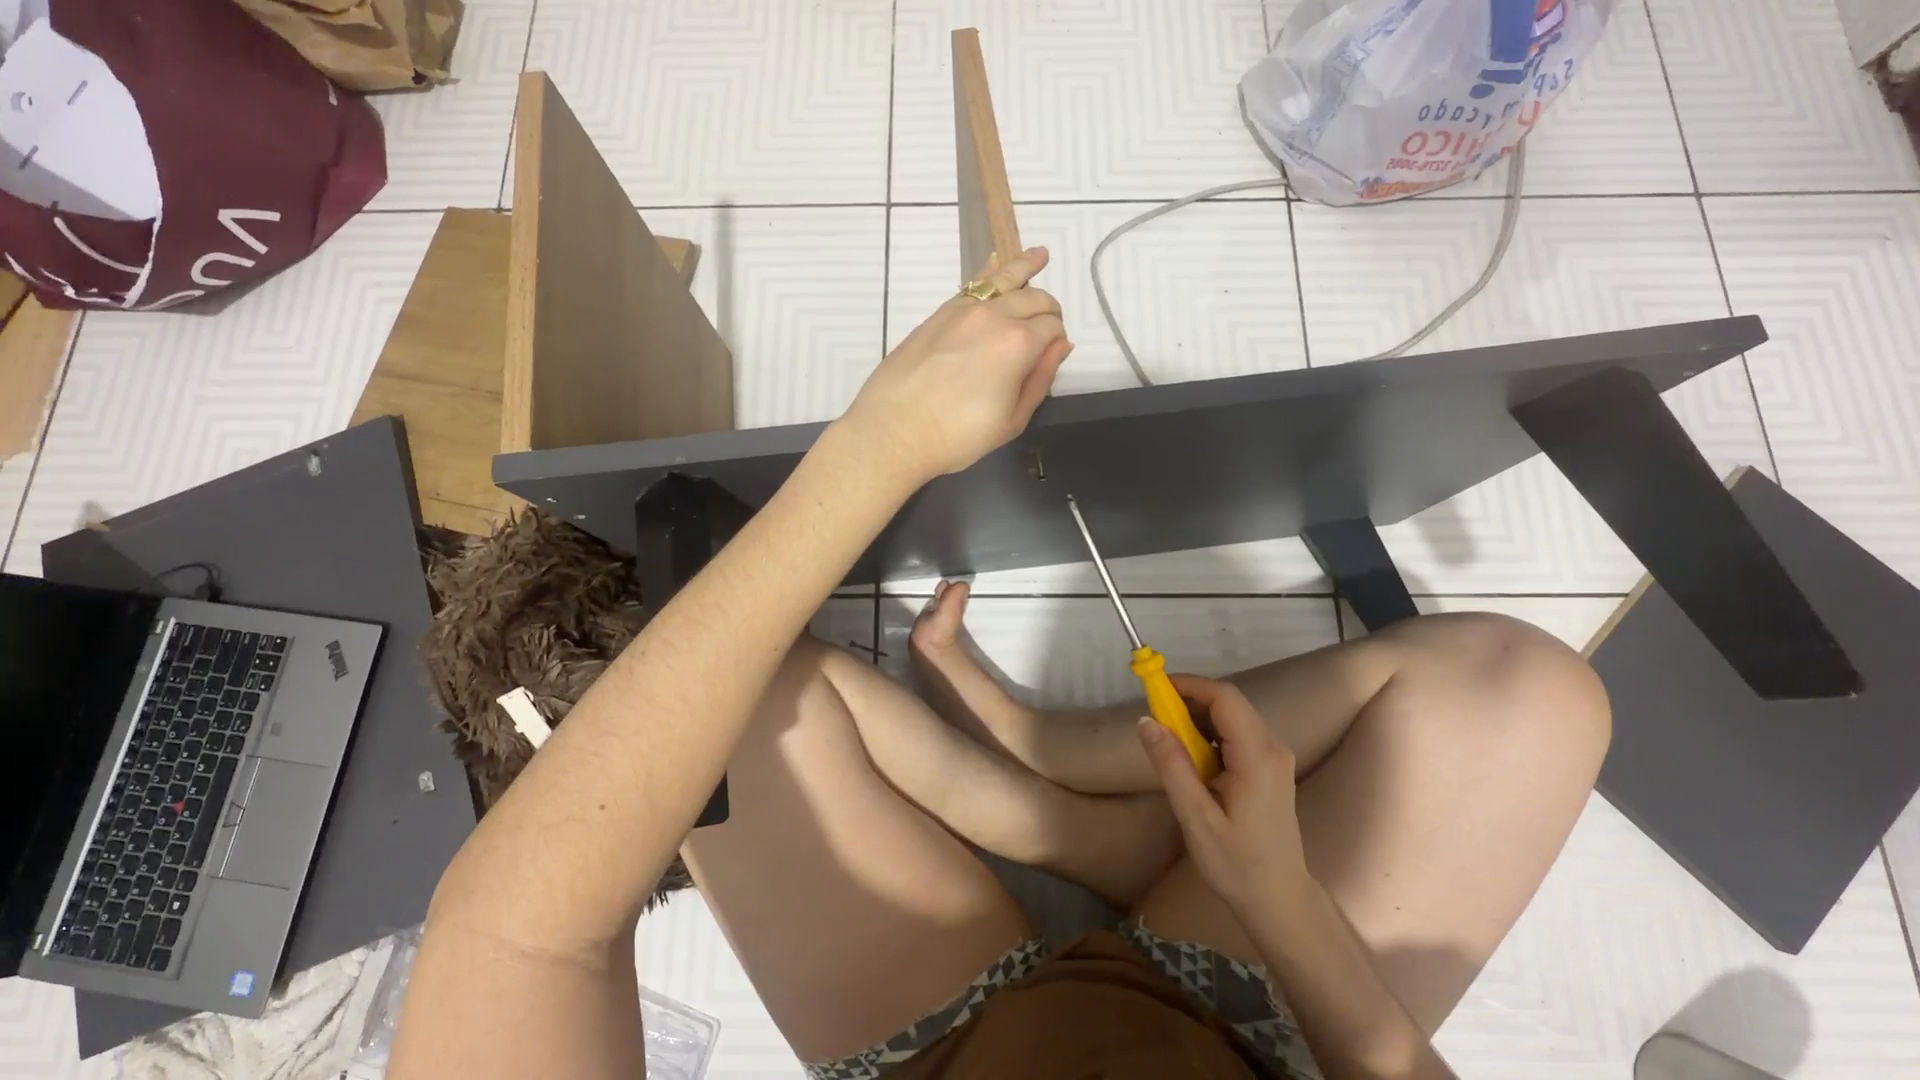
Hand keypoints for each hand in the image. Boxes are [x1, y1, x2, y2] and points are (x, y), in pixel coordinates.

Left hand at [839, 247, 1071, 481]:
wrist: (894, 431)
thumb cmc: (957, 436)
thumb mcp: (1011, 420)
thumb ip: (1040, 379)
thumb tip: (1060, 347)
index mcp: (1019, 344)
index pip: (1053, 327)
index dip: (1057, 339)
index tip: (1051, 355)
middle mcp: (995, 316)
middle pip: (1034, 299)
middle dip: (1048, 308)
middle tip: (1049, 323)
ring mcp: (963, 310)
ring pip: (1002, 279)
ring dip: (1025, 266)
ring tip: (1040, 255)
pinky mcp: (939, 314)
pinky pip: (972, 285)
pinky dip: (990, 272)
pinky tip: (996, 264)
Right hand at [1137, 675, 1311, 911]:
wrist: (1278, 899)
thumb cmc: (1236, 863)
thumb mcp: (1196, 817)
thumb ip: (1172, 766)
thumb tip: (1146, 720)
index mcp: (1258, 757)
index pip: (1225, 699)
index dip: (1189, 685)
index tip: (1154, 690)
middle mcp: (1273, 748)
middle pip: (1231, 703)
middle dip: (1190, 700)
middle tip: (1155, 718)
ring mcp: (1276, 757)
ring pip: (1234, 717)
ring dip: (1199, 718)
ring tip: (1169, 741)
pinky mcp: (1272, 768)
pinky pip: (1239, 734)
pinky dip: (1211, 734)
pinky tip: (1192, 759)